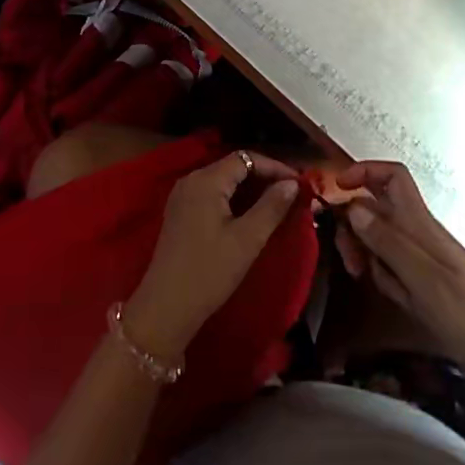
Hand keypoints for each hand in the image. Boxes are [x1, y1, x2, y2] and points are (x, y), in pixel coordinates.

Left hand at [124, 151, 302, 362]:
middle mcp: (191, 180)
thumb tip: (291, 183)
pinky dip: (233, 198)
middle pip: (233, 166)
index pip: (246, 158)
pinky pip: (211, 193)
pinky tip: (249, 214)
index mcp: (206, 180)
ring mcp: (182, 196)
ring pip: (223, 180)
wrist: (166, 307)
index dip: (275, 167)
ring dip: (249, 188)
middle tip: (290, 194)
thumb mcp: (247, 239)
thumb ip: (271, 207)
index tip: (298, 183)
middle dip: (264, 176)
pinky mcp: (179, 212)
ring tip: (276, 203)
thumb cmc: (210, 271)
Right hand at [337, 162, 464, 382]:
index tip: (338, 189)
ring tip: (367, 280)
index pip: (392, 176)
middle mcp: (417, 231)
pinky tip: (396, 297)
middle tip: (350, 259)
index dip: (364, 171)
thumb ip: (387, 242)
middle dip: (354, 228)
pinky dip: (384, 277)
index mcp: (419, 222)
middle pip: (375, 209)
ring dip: (366, 255)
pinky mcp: (422, 277)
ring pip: (378, 239)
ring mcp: (420, 254)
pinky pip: (390, 267)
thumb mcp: (423, 278)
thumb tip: (353, 206)